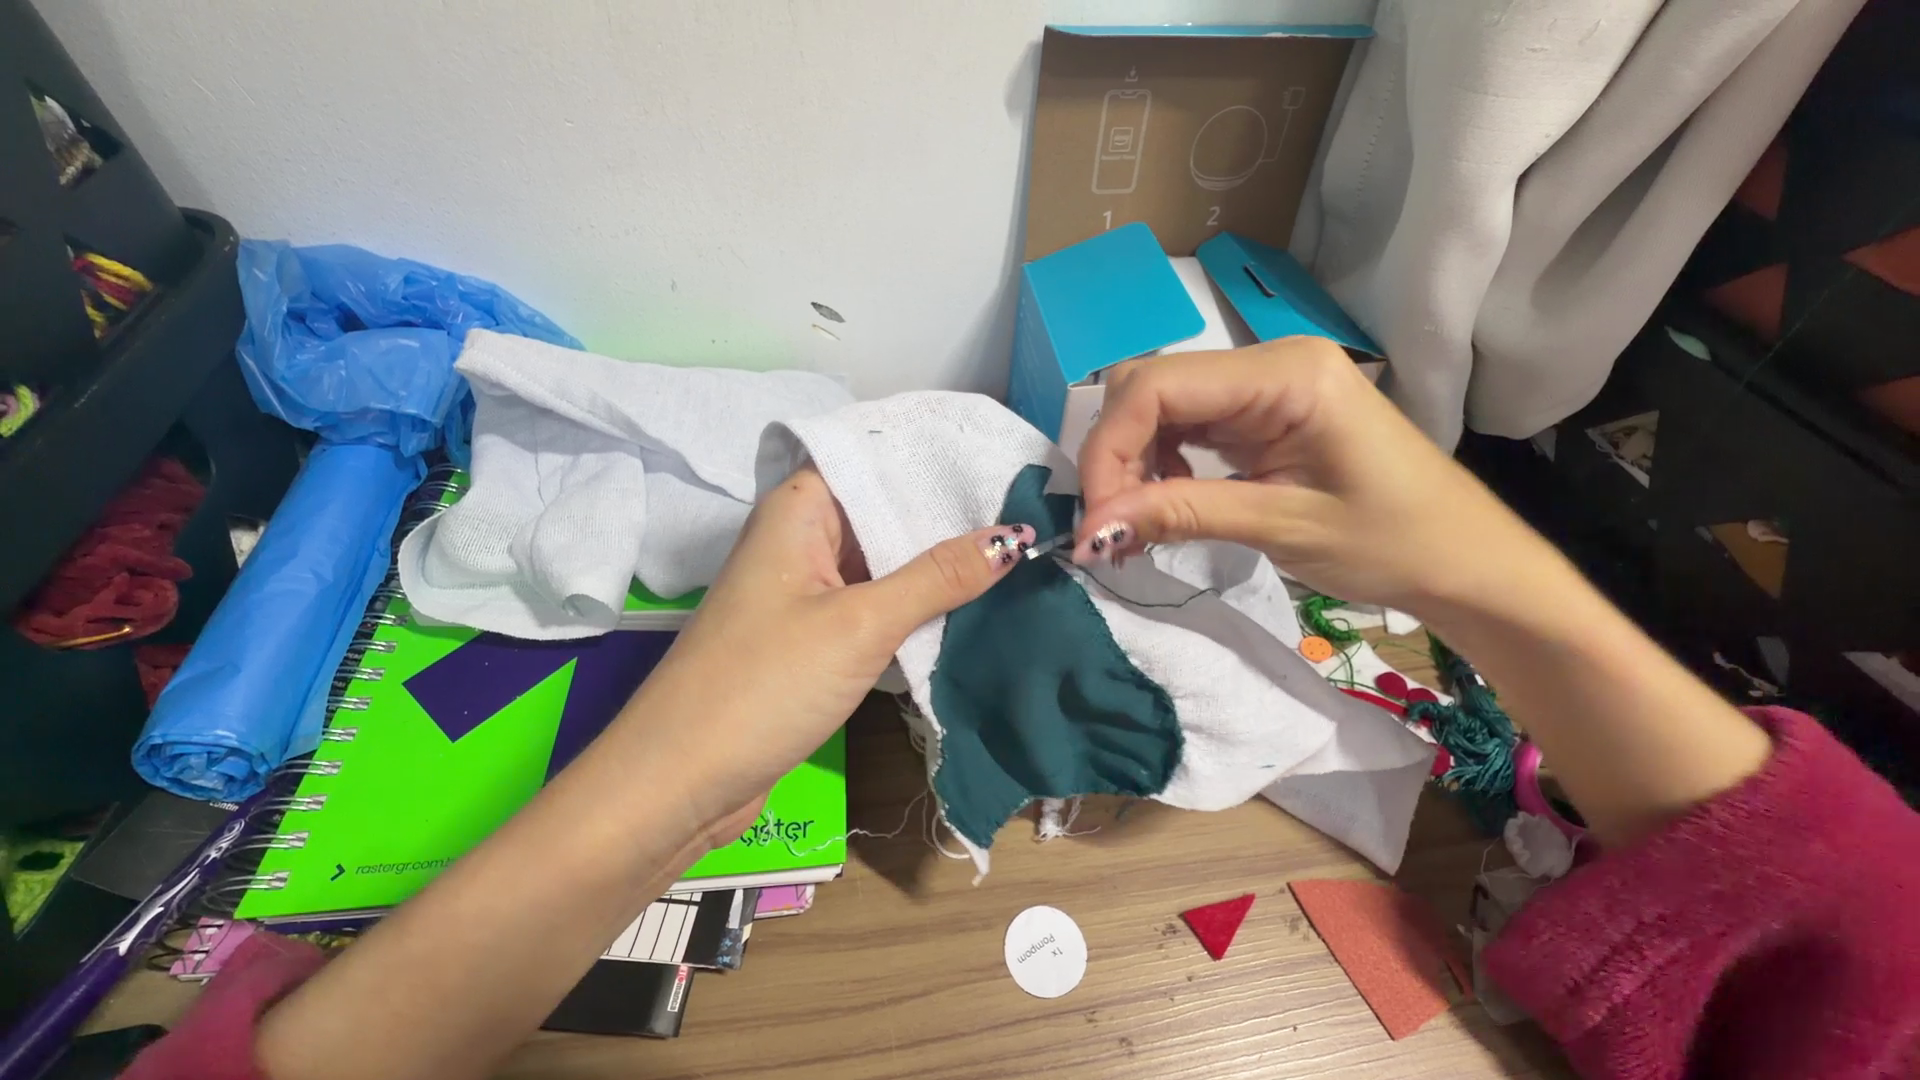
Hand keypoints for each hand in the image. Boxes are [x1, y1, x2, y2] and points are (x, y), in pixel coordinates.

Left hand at [628, 466, 1031, 839]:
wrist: (682, 782)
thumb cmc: (764, 683)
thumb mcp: (860, 624)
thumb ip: (938, 577)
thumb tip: (1014, 536)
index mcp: (798, 509)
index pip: (875, 458)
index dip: (937, 454)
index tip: (1004, 456)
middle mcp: (800, 538)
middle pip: (884, 510)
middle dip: (949, 511)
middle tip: (1029, 506)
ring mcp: (806, 590)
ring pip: (883, 560)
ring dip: (937, 561)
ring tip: (1017, 546)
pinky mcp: (813, 636)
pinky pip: (875, 602)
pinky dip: (916, 602)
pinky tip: (971, 600)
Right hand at [1073, 338, 1551, 612]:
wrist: (1465, 562)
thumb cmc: (1393, 542)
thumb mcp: (1281, 527)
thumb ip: (1181, 512)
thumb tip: (1091, 527)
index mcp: (1284, 373)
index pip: (1157, 386)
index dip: (1109, 448)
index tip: (1095, 519)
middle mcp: (1268, 363)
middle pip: (1151, 387)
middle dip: (1115, 455)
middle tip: (1109, 527)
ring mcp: (1264, 387)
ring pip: (1160, 406)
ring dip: (1132, 463)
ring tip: (1133, 526)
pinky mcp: (1261, 416)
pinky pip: (1186, 427)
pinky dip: (1159, 466)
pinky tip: (1163, 505)